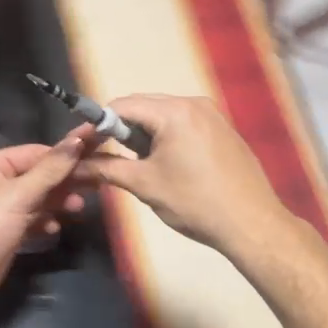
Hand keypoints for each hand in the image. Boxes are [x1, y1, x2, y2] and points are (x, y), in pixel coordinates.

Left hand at [0, 126, 93, 311]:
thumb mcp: (17, 196)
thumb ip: (50, 170)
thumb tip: (77, 139)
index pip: (36, 153)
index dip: (65, 154)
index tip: (97, 155)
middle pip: (39, 175)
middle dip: (65, 181)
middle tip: (97, 184)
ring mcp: (0, 209)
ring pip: (37, 199)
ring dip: (58, 202)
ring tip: (79, 208)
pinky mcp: (5, 232)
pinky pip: (32, 220)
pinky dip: (45, 221)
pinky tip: (55, 228)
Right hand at [75, 95, 291, 253]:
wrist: (252, 224)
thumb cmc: (195, 203)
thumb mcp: (145, 185)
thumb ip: (106, 168)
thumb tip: (74, 165)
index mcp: (173, 112)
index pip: (121, 106)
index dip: (96, 124)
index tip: (80, 144)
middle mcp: (193, 103)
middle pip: (141, 106)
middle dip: (117, 128)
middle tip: (99, 154)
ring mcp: (211, 114)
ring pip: (161, 114)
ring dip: (140, 133)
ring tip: (129, 161)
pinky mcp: (221, 129)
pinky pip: (181, 123)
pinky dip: (162, 136)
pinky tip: (159, 162)